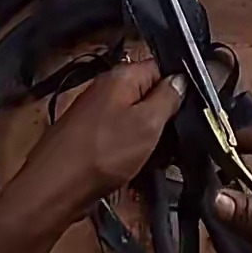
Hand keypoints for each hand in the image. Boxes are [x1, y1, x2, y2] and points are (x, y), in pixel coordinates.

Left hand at [0, 60, 186, 234]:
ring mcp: (98, 112)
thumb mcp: (146, 123)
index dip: (180, 86)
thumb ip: (167, 97)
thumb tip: (180, 78)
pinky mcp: (93, 135)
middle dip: (166, 115)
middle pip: (149, 93)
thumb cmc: (103, 152)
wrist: (57, 185)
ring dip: (152, 136)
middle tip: (180, 139)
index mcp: (121, 76)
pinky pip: (123, 135)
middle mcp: (108, 88)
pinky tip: (142, 165)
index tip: (194, 108)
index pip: (160, 67)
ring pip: (137, 117)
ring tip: (163, 157)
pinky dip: (135, 149)